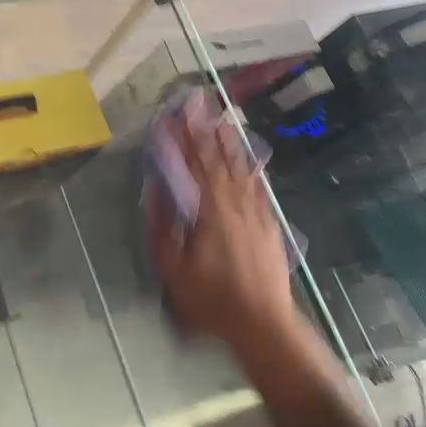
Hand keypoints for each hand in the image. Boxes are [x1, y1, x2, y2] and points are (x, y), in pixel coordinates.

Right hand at [145, 98, 298, 353]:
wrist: (263, 323)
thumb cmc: (211, 299)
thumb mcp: (173, 268)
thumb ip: (163, 226)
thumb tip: (155, 190)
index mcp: (210, 211)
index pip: (194, 164)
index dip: (183, 137)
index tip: (173, 113)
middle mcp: (236, 204)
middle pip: (219, 159)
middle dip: (205, 130)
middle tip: (197, 104)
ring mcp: (256, 214)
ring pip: (242, 169)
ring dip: (230, 142)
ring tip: (222, 119)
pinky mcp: (269, 225)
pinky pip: (259, 187)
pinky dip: (252, 168)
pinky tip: (250, 159)